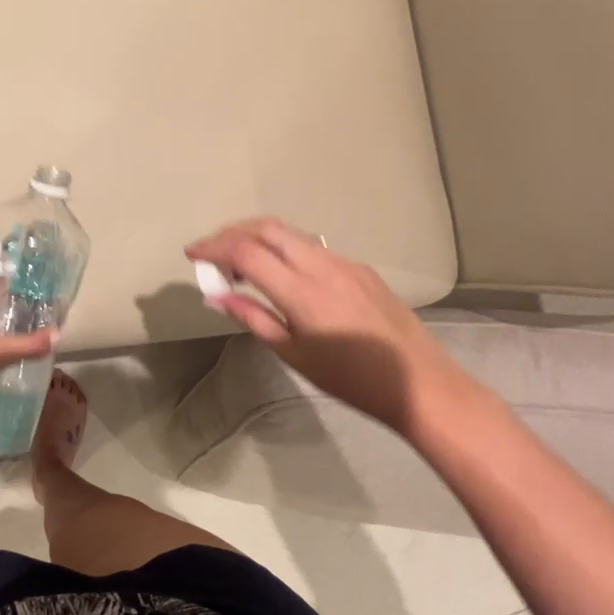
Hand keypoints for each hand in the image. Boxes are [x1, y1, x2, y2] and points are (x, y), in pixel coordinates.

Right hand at [185, 217, 475, 433]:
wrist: (421, 385)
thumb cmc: (350, 379)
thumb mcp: (293, 354)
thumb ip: (253, 318)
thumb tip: (218, 295)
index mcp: (302, 291)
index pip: (246, 252)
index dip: (214, 248)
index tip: (192, 254)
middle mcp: (323, 266)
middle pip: (268, 229)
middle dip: (232, 233)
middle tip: (211, 252)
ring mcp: (346, 263)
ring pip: (291, 234)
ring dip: (258, 238)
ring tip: (239, 262)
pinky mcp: (361, 270)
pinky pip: (312, 247)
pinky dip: (283, 249)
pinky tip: (279, 273)